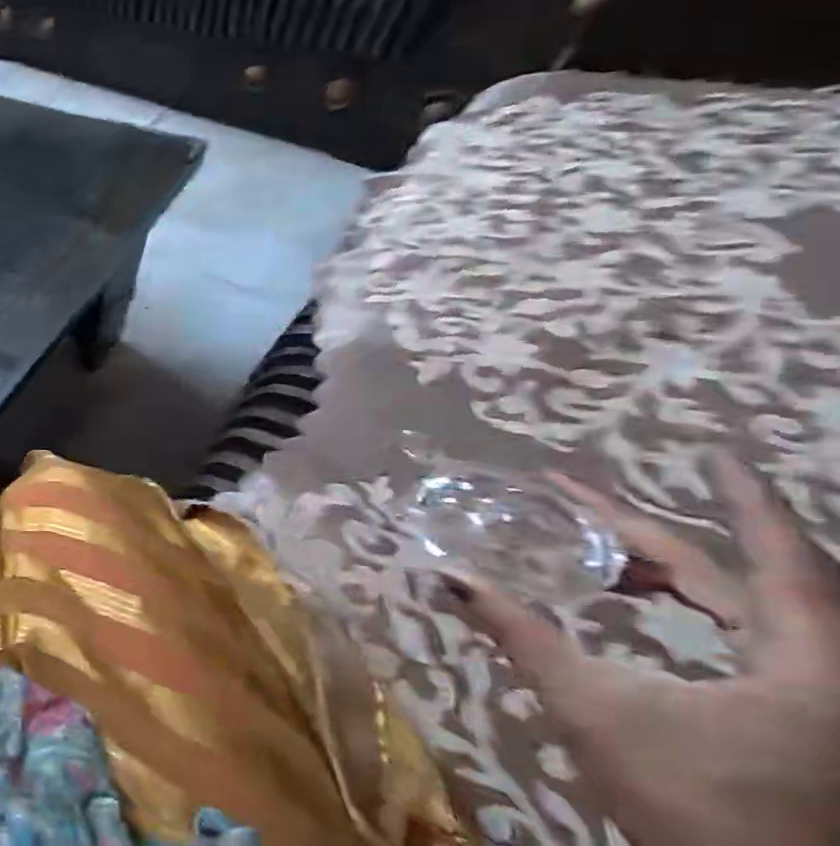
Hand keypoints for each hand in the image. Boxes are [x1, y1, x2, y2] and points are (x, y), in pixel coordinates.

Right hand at [446, 452, 839, 845]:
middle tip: (572, 501)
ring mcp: (815, 696)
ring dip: (669, 569)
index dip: (745, 500)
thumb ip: (523, 636)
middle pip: (740, 578)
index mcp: (802, 663)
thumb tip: (449, 576)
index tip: (711, 452)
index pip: (777, 559)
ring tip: (596, 550)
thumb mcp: (595, 710)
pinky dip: (693, 604)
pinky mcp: (801, 719)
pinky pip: (752, 636)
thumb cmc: (691, 801)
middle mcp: (822, 669)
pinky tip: (643, 601)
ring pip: (748, 608)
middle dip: (650, 533)